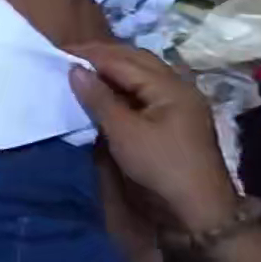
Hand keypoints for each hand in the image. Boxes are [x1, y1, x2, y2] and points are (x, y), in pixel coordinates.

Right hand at [67, 42, 238, 235]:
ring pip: (143, 72)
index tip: (61, 51)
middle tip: (71, 55)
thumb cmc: (161, 168)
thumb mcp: (124, 133)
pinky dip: (124, 82)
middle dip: (104, 54)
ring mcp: (180, 102)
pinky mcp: (176, 117)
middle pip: (137, 59)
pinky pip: (146, 87)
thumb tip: (74, 70)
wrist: (199, 211)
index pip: (124, 60)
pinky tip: (108, 87)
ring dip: (114, 66)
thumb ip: (99, 99)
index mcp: (170, 86)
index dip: (92, 54)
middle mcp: (179, 86)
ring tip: (86, 68)